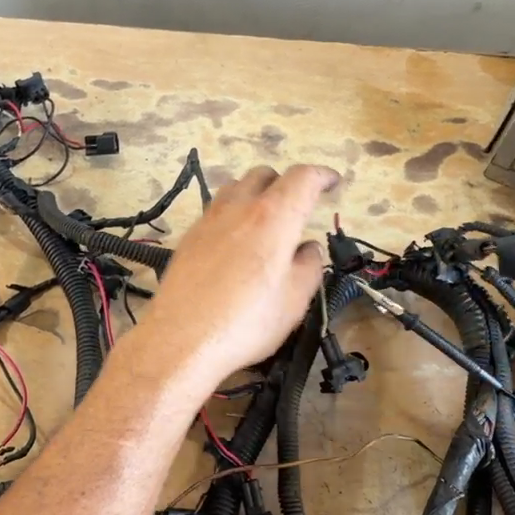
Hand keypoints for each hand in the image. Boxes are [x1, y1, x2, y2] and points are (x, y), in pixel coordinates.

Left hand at [124, 165, 338, 389]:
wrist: (181, 340)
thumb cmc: (247, 322)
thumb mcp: (294, 301)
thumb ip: (309, 267)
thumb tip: (307, 249)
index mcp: (274, 217)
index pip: (302, 178)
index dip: (322, 175)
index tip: (332, 182)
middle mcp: (238, 208)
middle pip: (264, 175)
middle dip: (286, 183)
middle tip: (298, 206)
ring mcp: (208, 220)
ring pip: (235, 188)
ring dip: (255, 195)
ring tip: (265, 222)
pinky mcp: (187, 239)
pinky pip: (215, 212)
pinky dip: (233, 216)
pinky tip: (235, 244)